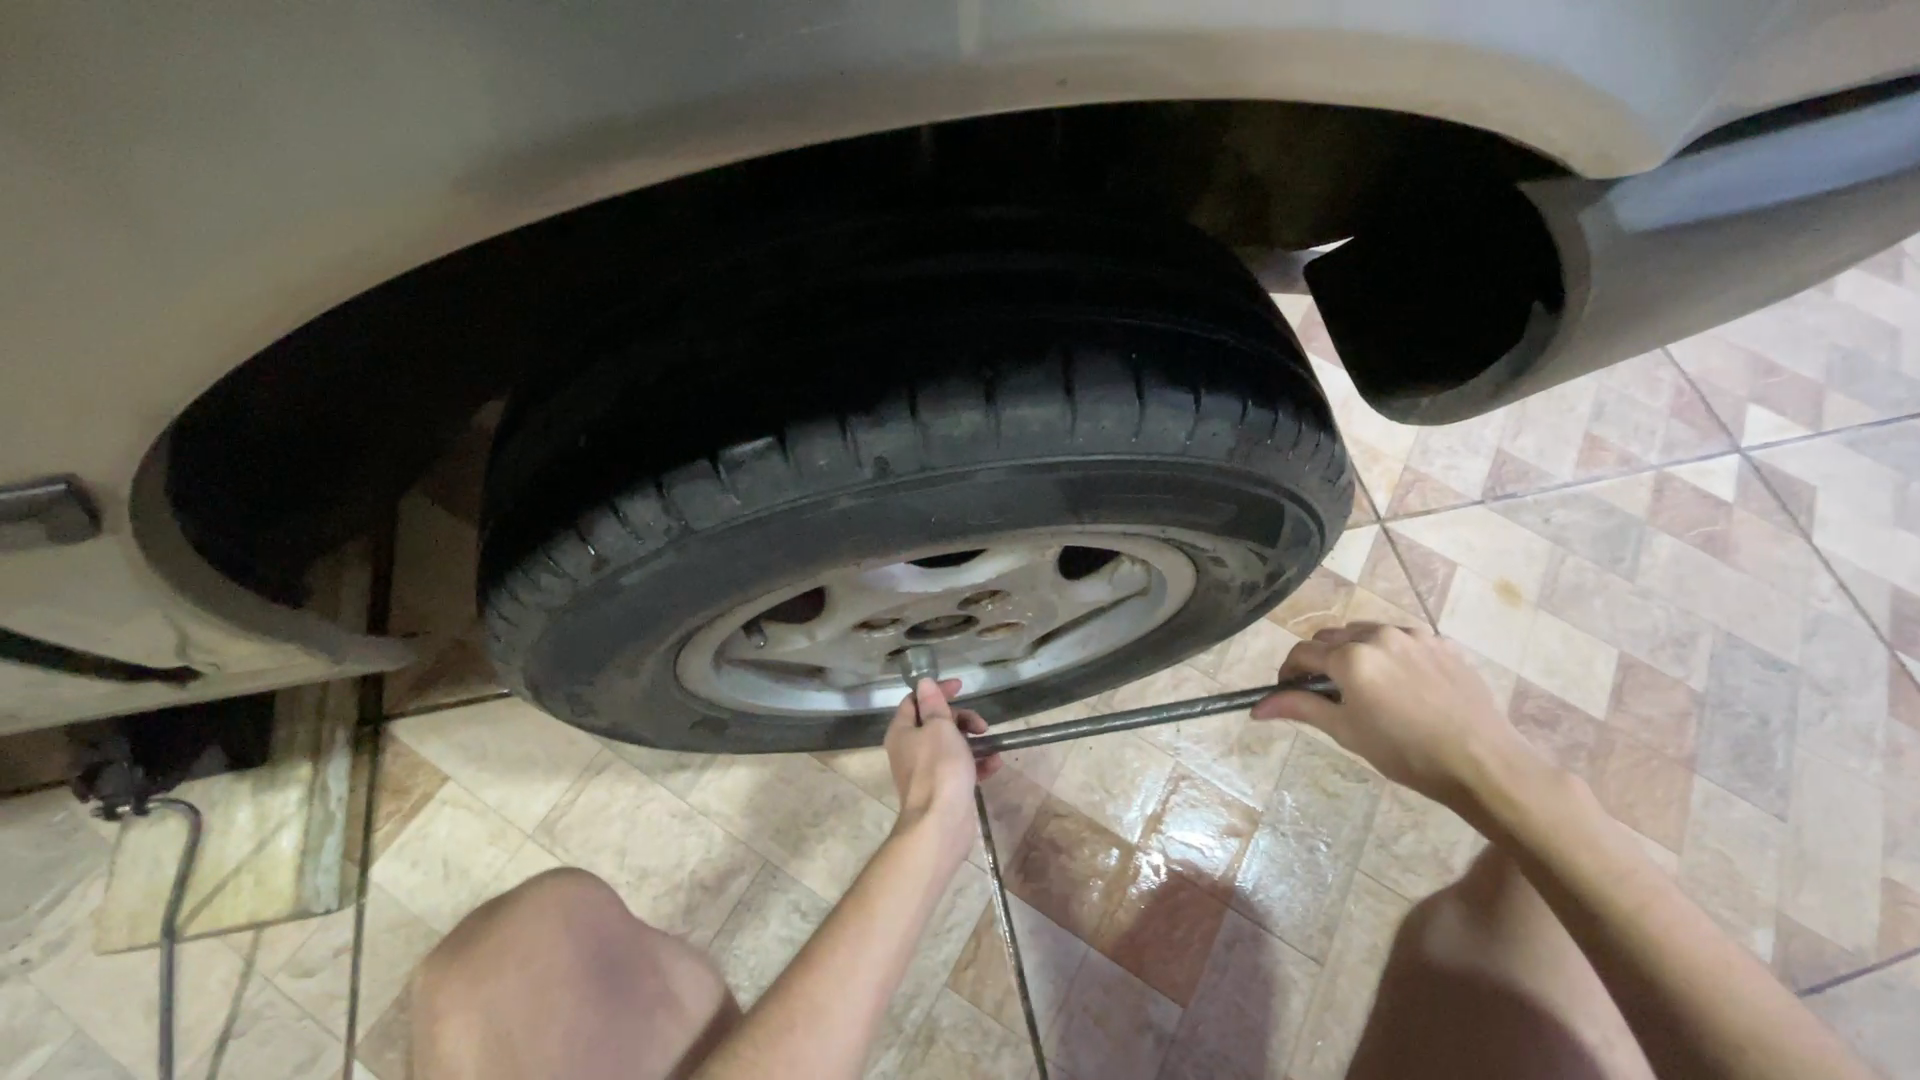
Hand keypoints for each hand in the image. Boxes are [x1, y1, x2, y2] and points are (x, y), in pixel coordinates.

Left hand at [884, 679, 1001, 849]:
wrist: (940, 823)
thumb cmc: (939, 768)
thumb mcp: (939, 728)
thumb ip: (934, 705)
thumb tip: (924, 683)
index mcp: (902, 732)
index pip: (915, 701)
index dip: (937, 690)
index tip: (961, 686)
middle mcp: (910, 749)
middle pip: (935, 723)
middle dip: (961, 719)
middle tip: (980, 725)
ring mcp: (926, 771)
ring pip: (950, 746)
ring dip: (973, 741)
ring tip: (991, 744)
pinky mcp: (942, 789)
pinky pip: (960, 768)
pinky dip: (976, 764)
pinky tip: (995, 764)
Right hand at [1251, 622, 1540, 810]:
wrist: (1483, 762)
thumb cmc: (1406, 753)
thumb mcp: (1346, 732)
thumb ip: (1300, 708)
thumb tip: (1256, 707)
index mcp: (1350, 657)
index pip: (1302, 653)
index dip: (1289, 672)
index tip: (1289, 692)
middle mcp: (1378, 635)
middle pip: (1331, 638)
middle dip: (1321, 660)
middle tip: (1327, 693)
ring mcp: (1414, 636)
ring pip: (1366, 633)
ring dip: (1354, 652)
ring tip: (1365, 687)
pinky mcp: (1442, 643)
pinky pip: (1402, 639)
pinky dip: (1390, 653)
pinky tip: (1401, 684)